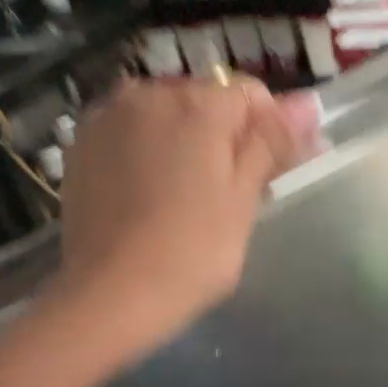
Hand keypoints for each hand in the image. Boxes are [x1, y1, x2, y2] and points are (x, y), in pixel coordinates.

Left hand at [52, 76, 316, 370]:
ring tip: (192, 196)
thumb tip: (306, 102)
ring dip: (186, 142)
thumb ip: (272, 143)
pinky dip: (148, 153)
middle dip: (226, 136)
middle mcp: (149, 93)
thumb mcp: (243, 199)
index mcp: (198, 104)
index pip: (251, 95)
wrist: (111, 293)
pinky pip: (130, 134)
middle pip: (205, 100)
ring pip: (165, 116)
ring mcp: (108, 117)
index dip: (271, 132)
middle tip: (236, 193)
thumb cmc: (194, 251)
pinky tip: (152, 195)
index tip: (274, 175)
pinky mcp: (81, 145)